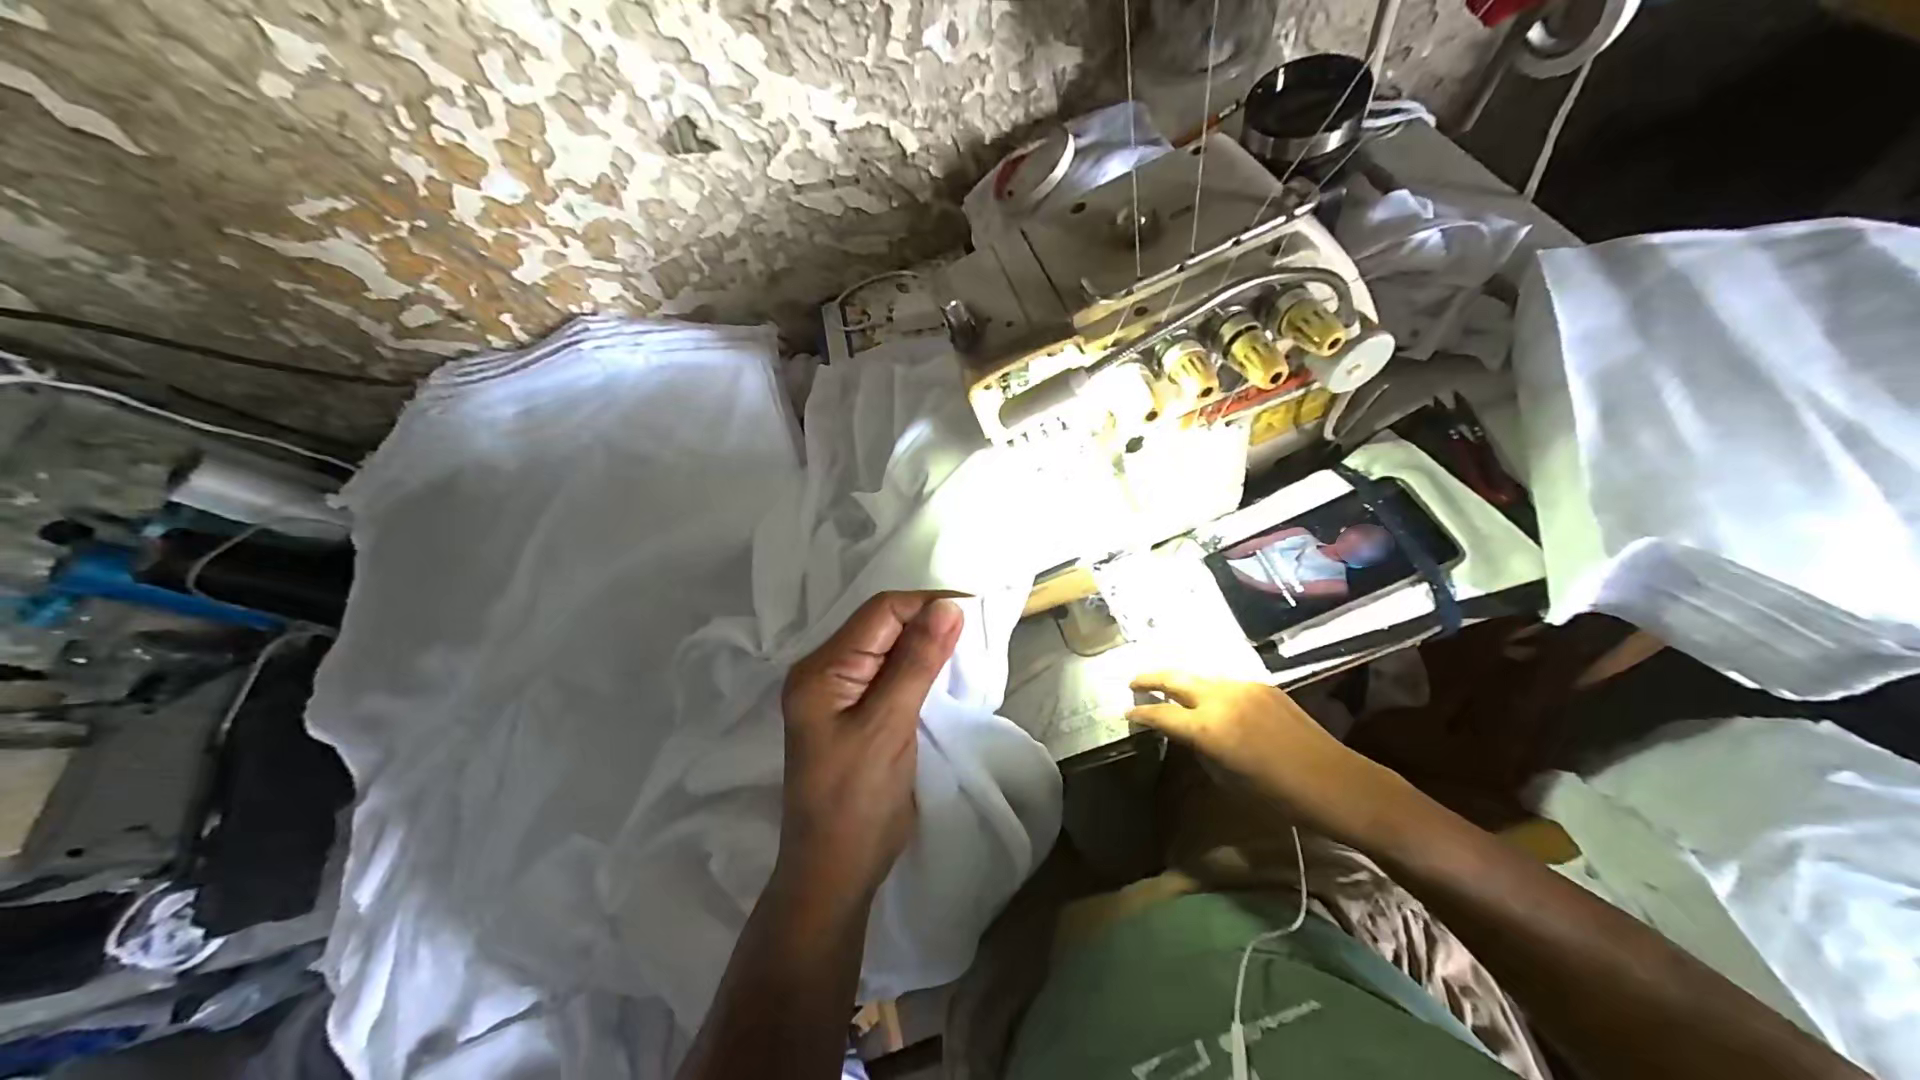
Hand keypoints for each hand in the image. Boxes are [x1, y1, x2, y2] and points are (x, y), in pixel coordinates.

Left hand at [777, 591, 963, 899]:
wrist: (835, 873)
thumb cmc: (858, 802)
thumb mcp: (888, 727)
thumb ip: (916, 663)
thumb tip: (949, 605)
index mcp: (821, 670)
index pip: (880, 613)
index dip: (928, 604)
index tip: (975, 610)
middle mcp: (823, 672)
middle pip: (882, 626)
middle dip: (928, 621)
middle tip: (977, 630)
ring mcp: (837, 694)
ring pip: (888, 648)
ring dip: (926, 644)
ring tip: (967, 646)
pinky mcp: (853, 712)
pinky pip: (888, 673)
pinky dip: (918, 667)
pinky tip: (943, 671)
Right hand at [1127, 671, 1405, 845]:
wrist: (1336, 782)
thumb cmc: (1277, 795)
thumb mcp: (1226, 778)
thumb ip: (1201, 748)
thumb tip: (1189, 734)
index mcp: (1207, 727)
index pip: (1160, 713)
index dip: (1140, 714)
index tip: (1127, 714)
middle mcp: (1220, 698)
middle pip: (1174, 678)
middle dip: (1150, 678)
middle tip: (1134, 682)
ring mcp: (1243, 687)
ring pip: (1201, 677)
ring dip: (1182, 682)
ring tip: (1169, 689)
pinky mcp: (1263, 686)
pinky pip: (1226, 682)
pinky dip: (1210, 688)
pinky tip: (1209, 699)